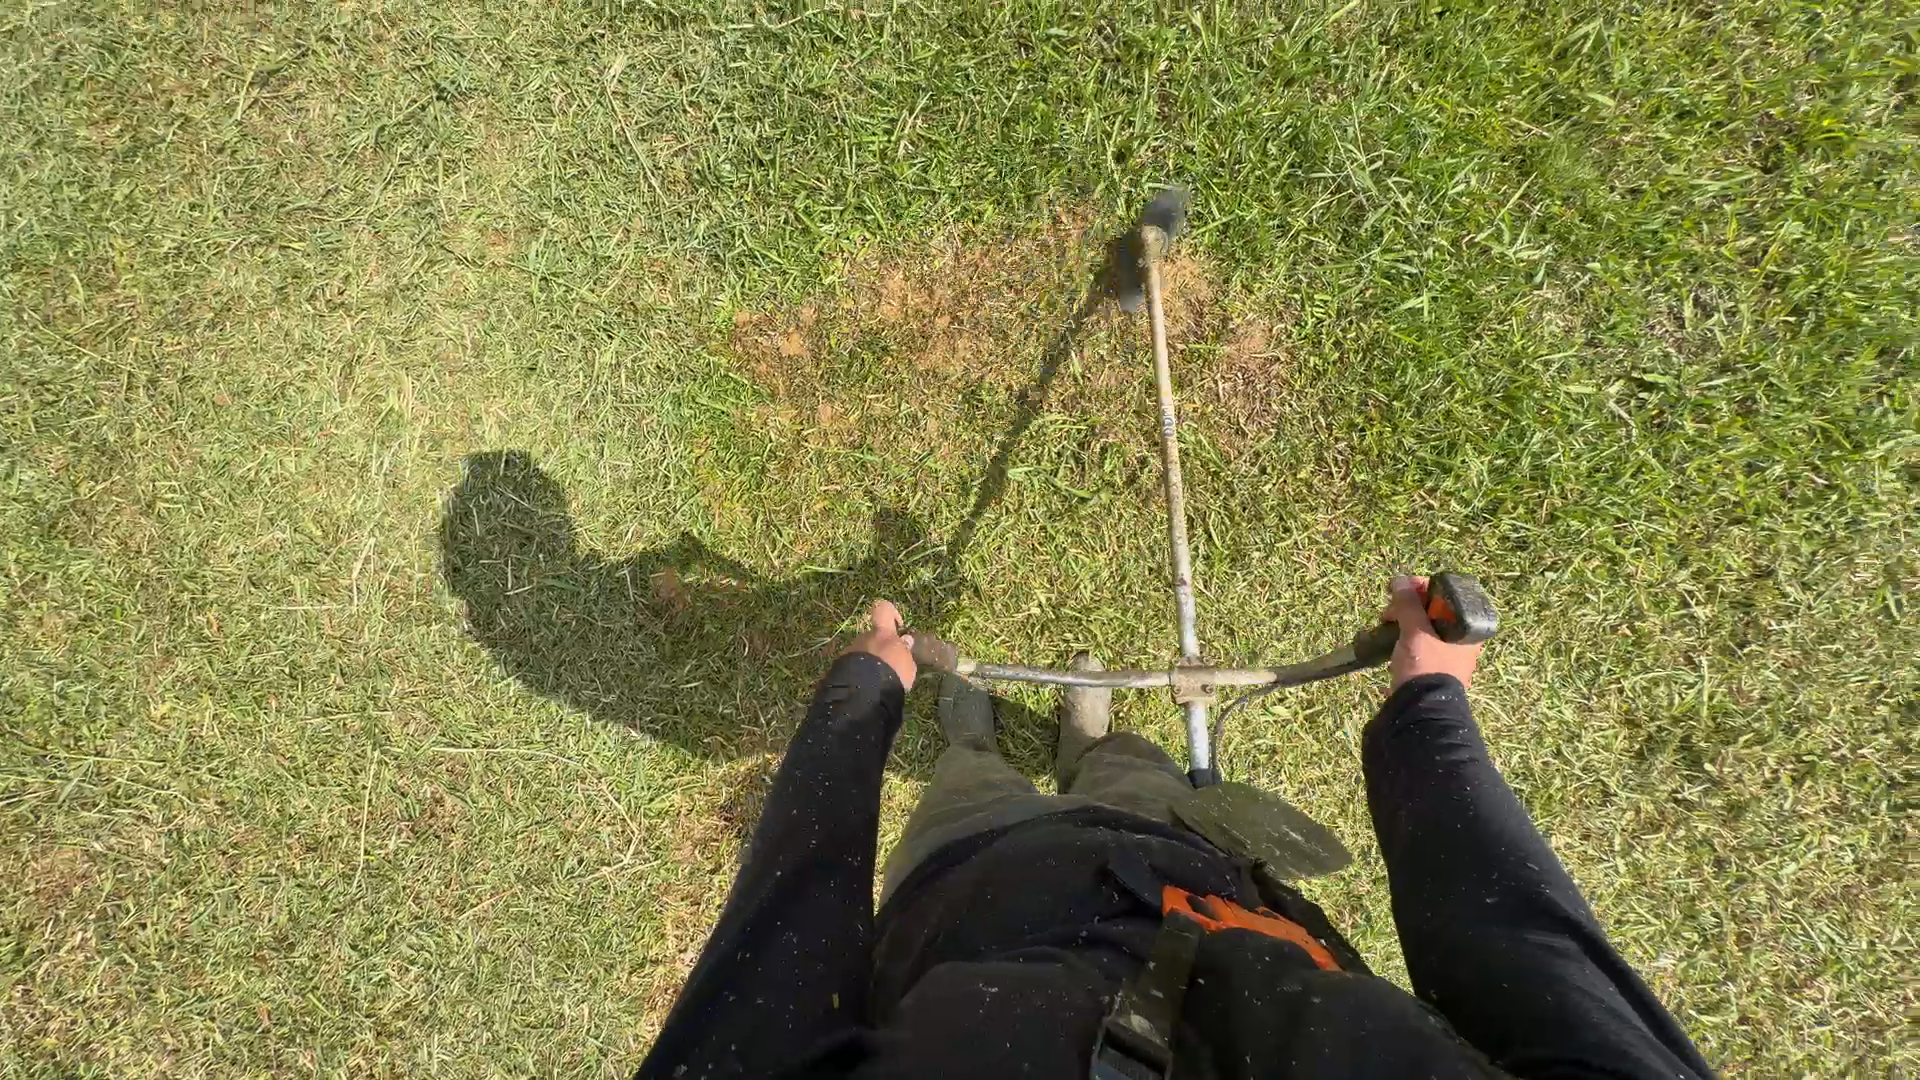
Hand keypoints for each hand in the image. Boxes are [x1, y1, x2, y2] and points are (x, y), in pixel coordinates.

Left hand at [841, 599, 916, 689]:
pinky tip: (866, 686)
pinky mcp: (840, 666)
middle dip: (881, 648)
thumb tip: (905, 640)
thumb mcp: (907, 664)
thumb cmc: (892, 674)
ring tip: (878, 680)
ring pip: (862, 651)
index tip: (898, 626)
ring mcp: (850, 651)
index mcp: (882, 633)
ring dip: (870, 661)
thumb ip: (904, 651)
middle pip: (873, 636)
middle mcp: (864, 637)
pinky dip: (860, 672)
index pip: (883, 609)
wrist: (863, 693)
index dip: (890, 612)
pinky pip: (853, 664)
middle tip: (890, 665)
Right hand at [1379, 575, 1482, 689]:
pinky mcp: (1432, 662)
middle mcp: (1461, 637)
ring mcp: (1447, 650)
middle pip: (1432, 608)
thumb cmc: (1426, 665)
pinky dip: (1402, 635)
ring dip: (1401, 620)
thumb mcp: (1416, 631)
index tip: (1400, 591)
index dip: (1421, 588)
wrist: (1423, 706)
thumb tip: (1399, 580)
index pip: (1446, 595)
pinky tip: (1389, 638)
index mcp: (1468, 627)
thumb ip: (1408, 605)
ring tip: (1385, 626)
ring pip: (1422, 624)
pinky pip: (1416, 639)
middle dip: (1406, 606)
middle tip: (1389, 613)